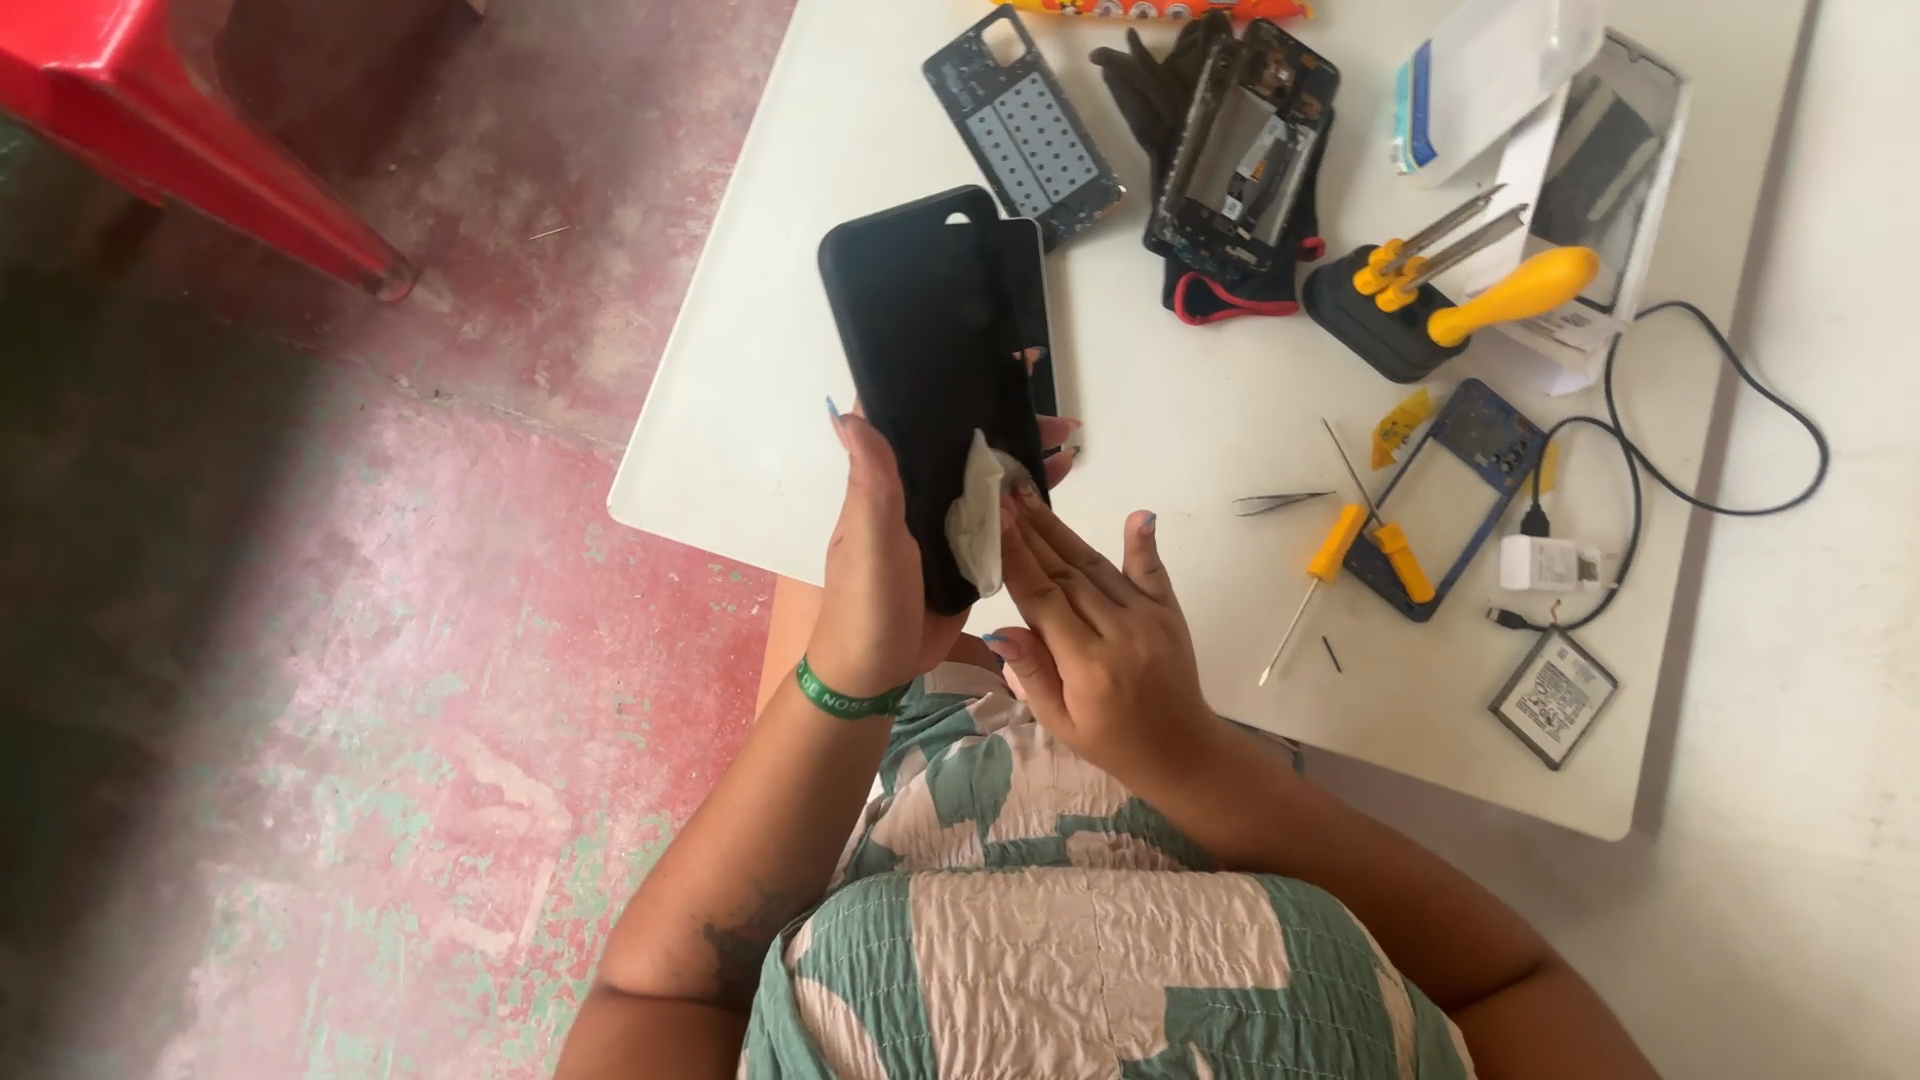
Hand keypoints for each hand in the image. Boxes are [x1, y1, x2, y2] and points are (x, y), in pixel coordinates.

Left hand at [804, 396, 1079, 699]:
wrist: (878, 671)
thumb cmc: (865, 605)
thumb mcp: (869, 542)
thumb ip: (871, 485)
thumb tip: (851, 414)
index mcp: (885, 481)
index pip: (908, 415)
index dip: (938, 380)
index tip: (982, 350)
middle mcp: (914, 491)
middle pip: (960, 441)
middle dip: (1002, 419)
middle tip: (1050, 410)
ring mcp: (941, 520)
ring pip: (985, 474)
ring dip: (1021, 455)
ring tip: (1066, 442)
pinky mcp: (965, 550)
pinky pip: (999, 515)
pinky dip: (1026, 497)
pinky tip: (1055, 484)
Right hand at [983, 484, 1231, 791]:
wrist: (1181, 751)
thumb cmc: (1109, 741)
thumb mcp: (1059, 721)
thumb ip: (1032, 673)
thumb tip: (997, 630)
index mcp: (1088, 666)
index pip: (1043, 600)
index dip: (1017, 558)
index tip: (996, 520)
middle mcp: (1120, 634)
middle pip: (1065, 574)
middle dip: (1030, 533)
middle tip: (1003, 494)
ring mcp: (1150, 619)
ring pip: (1096, 566)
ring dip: (1060, 532)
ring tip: (1030, 499)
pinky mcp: (1169, 612)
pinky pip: (1152, 572)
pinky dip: (1141, 543)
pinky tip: (1137, 514)